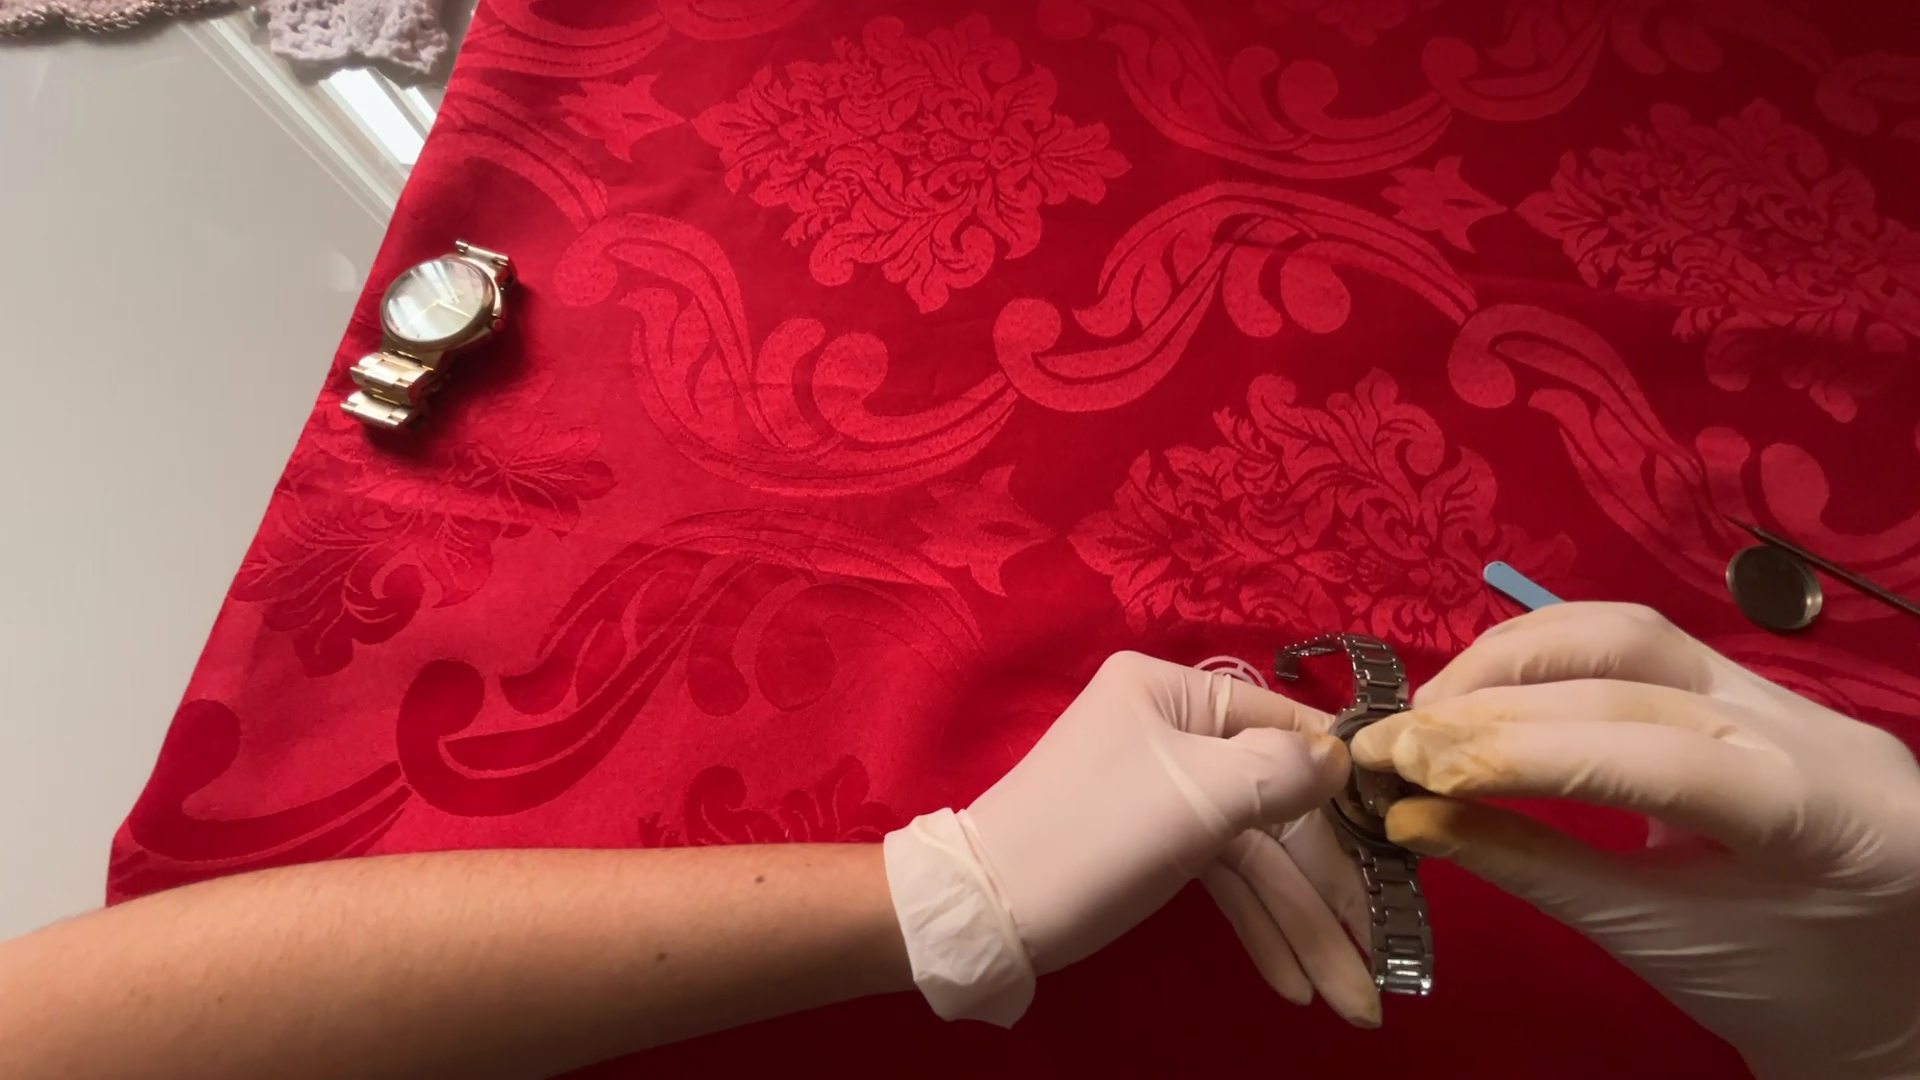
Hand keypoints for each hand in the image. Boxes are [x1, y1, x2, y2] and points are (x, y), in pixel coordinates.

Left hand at [884, 652, 1362, 1024]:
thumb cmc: (1097, 832)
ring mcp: (1162, 786)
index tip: (1395, 828)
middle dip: (1322, 880)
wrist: (995, 907)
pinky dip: (1255, 920)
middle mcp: (1166, 726)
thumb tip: (1339, 754)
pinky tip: (1292, 980)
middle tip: (1377, 950)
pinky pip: (1220, 871)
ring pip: (1250, 849)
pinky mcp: (1155, 837)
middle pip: (1269, 797)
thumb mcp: (1198, 794)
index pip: (1275, 719)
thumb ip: (1280, 770)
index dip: (1336, 773)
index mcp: (1166, 689)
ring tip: (1349, 1001)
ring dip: (1298, 920)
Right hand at [1350, 602, 1919, 1079]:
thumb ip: (1527, 868)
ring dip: (1502, 659)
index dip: (1520, 755)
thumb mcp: (1657, 940)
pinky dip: (1526, 651)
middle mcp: (1809, 726)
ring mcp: (1771, 689)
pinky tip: (1478, 685)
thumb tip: (1406, 818)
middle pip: (1621, 674)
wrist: (1890, 979)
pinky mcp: (1728, 678)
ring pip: (1614, 630)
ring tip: (1429, 707)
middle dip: (1489, 704)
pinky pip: (1613, 635)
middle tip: (1397, 740)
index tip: (1411, 770)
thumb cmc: (1790, 986)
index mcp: (1832, 816)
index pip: (1654, 757)